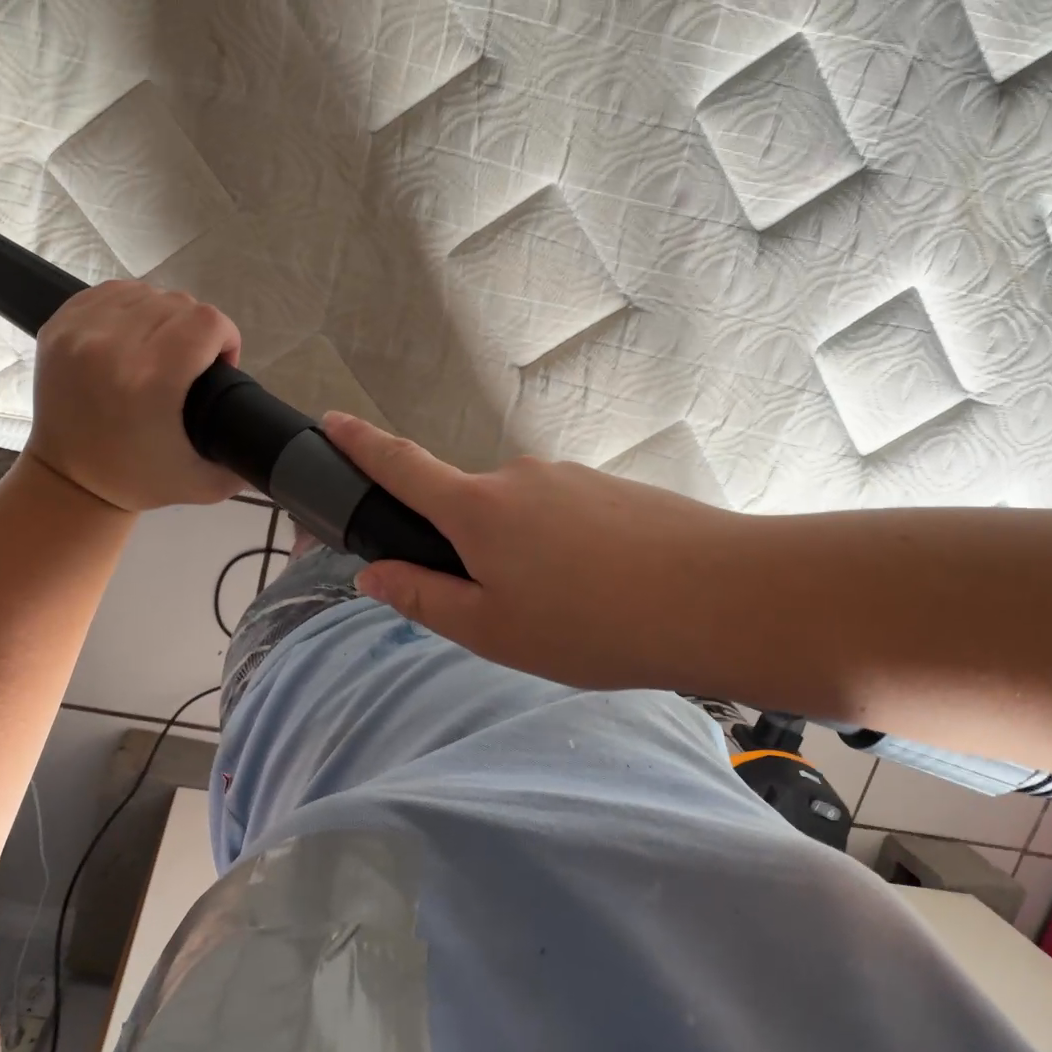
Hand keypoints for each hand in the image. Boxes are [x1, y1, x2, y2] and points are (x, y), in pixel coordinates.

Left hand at [25, 281, 246, 510]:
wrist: (66, 481)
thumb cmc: (138, 481)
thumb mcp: (204, 484)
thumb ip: (246, 462)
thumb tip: (277, 443)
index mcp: (151, 381)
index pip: (207, 321)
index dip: (226, 339)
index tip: (219, 366)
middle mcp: (112, 347)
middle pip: (180, 304)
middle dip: (197, 331)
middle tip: (191, 365)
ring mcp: (81, 331)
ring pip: (147, 293)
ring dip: (164, 317)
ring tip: (161, 350)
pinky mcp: (59, 324)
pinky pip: (112, 292)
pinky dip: (131, 309)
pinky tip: (133, 338)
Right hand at [322, 412, 749, 689]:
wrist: (719, 599)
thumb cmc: (589, 625)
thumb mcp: (490, 630)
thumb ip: (423, 597)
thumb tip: (371, 574)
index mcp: (477, 509)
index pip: (402, 467)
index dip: (360, 445)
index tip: (331, 421)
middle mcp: (519, 476)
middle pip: (468, 506)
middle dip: (468, 549)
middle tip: (504, 610)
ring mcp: (572, 475)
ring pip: (522, 517)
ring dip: (524, 556)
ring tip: (567, 614)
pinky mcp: (613, 488)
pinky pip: (566, 518)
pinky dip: (566, 552)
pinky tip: (601, 594)